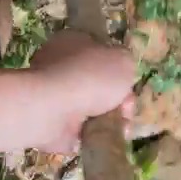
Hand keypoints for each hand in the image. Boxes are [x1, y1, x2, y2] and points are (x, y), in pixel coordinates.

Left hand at [26, 31, 135, 152]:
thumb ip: (124, 61)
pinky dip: (96, 134)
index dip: (118, 68)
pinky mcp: (51, 121)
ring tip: (120, 126)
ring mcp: (54, 94)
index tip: (128, 81)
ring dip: (111, 119)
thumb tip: (118, 69)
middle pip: (98, 84)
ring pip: (92, 108)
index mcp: (72, 42)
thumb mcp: (122, 59)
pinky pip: (81, 129)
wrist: (52, 108)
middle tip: (126, 108)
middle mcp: (59, 65)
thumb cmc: (89, 76)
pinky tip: (106, 136)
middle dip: (118, 98)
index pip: (98, 52)